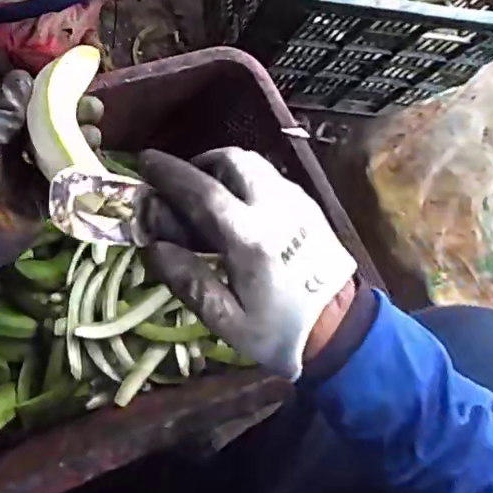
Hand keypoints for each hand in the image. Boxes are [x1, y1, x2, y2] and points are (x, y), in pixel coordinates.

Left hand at [0, 71, 100, 315]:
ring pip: (61, 150)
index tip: (70, 82)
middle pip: (47, 125)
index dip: (46, 93)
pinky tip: (93, 155)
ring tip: (93, 131)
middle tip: (93, 107)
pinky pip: (65, 180)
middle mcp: (8, 149)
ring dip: (80, 138)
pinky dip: (81, 166)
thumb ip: (3, 112)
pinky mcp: (41, 203)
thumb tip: (24, 80)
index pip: (22, 104)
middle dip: (71, 114)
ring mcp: (26, 176)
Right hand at [137, 148, 357, 378]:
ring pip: (252, 161)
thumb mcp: (228, 321)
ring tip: (207, 192)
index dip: (169, 172)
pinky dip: (243, 177)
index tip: (145, 161)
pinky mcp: (308, 204)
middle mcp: (273, 208)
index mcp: (250, 238)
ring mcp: (295, 201)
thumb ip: (189, 281)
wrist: (346, 333)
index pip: (201, 190)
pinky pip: (268, 175)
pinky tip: (237, 204)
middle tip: (181, 183)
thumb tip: (154, 247)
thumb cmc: (281, 332)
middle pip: (230, 160)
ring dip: (221, 166)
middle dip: (198, 163)